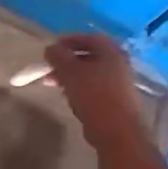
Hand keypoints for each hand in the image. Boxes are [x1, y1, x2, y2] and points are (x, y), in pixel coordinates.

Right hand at [44, 34, 151, 154]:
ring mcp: (118, 83)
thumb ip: (58, 57)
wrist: (116, 130)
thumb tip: (50, 48)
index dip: (70, 40)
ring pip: (90, 73)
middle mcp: (118, 65)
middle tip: (49, 67)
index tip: (53, 47)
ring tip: (53, 82)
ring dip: (70, 75)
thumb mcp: (71, 72)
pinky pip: (93, 88)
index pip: (90, 38)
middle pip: (89, 56)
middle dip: (67, 61)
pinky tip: (67, 96)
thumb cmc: (93, 95)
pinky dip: (79, 87)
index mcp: (111, 53)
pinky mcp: (114, 100)